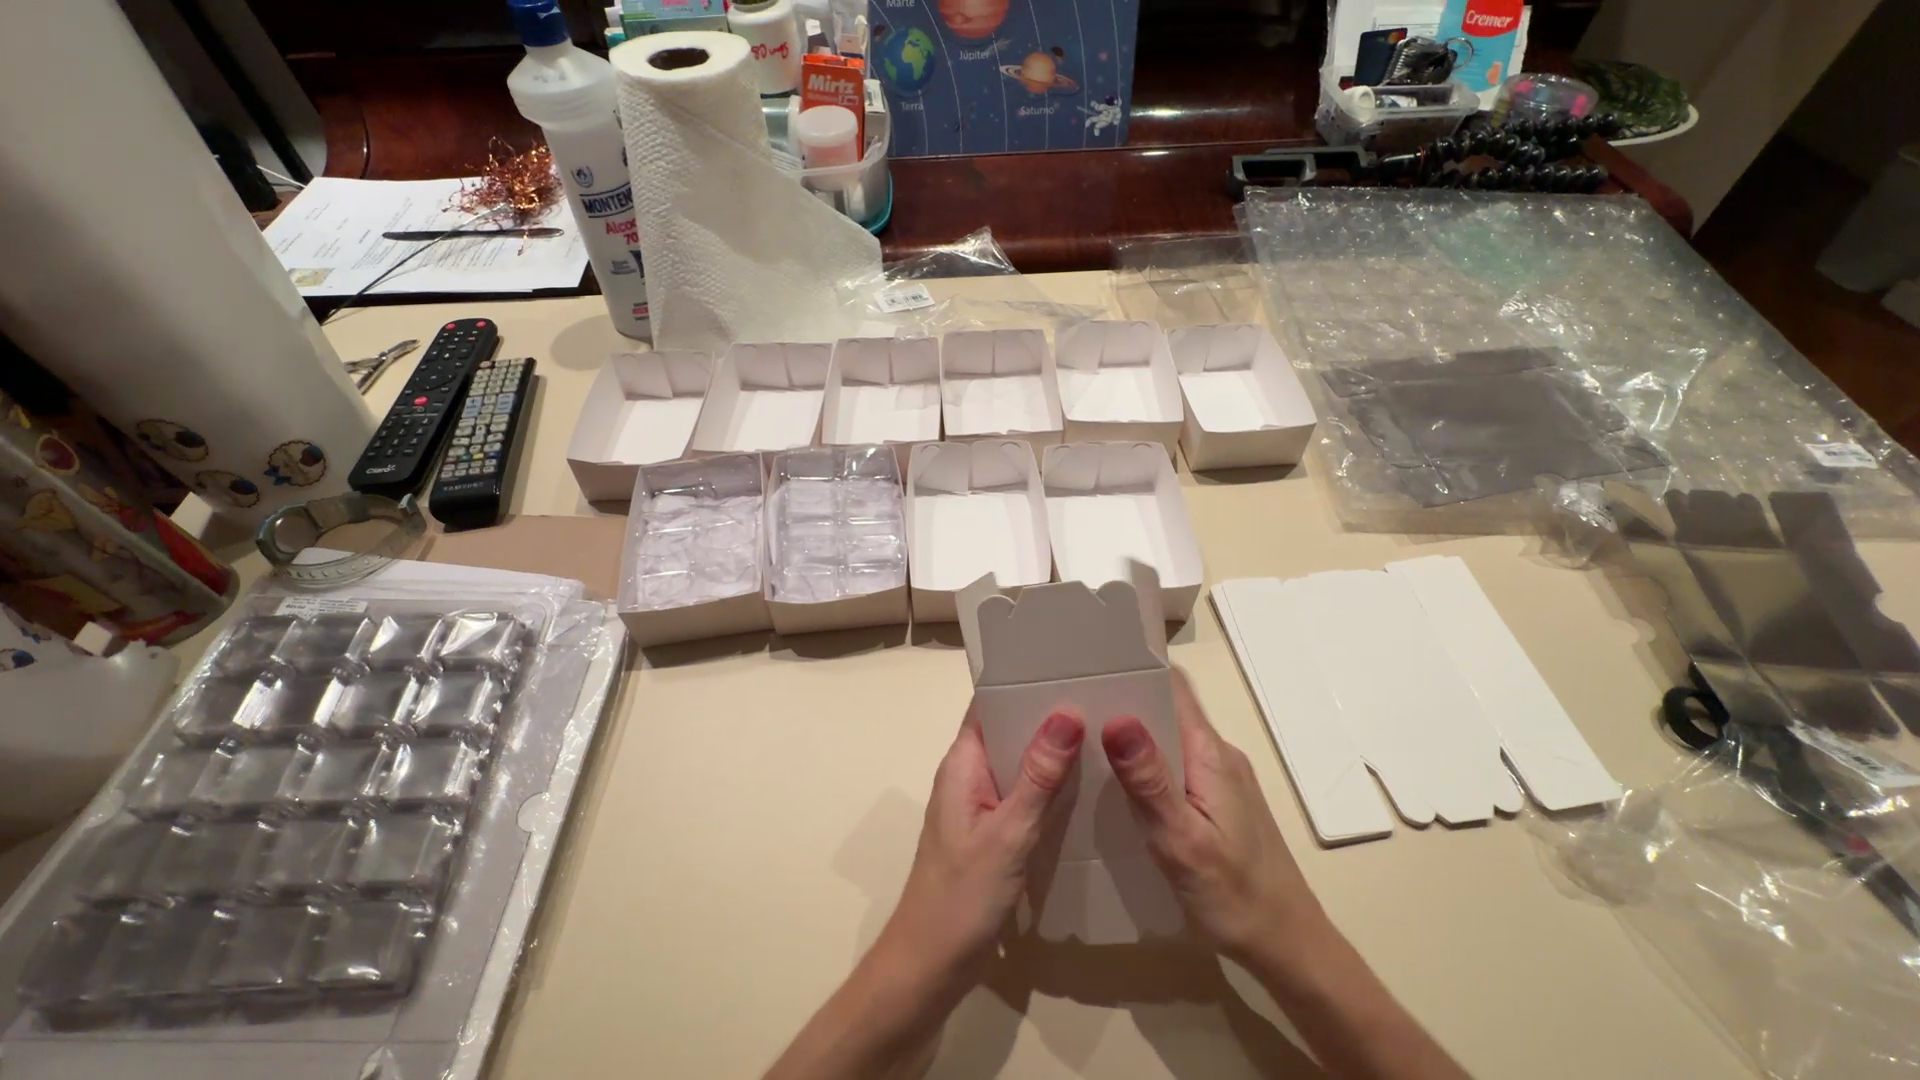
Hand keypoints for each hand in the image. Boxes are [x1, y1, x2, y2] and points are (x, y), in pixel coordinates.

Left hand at [880, 707, 1084, 982]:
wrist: (932, 963)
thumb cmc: (963, 894)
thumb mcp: (1008, 833)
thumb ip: (1037, 776)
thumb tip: (1067, 712)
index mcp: (962, 763)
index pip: (989, 703)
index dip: (1024, 682)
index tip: (1070, 666)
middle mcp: (969, 775)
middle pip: (1008, 729)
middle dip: (1049, 714)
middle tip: (1105, 697)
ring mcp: (980, 804)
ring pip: (1019, 763)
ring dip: (1054, 752)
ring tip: (1107, 733)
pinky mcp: (992, 832)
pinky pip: (1024, 794)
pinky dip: (1051, 787)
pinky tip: (1088, 788)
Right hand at [1100, 668, 1325, 963]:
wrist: (1286, 945)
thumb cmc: (1234, 894)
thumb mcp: (1183, 841)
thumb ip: (1150, 781)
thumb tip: (1118, 718)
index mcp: (1211, 755)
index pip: (1174, 688)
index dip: (1135, 668)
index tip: (1088, 664)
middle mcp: (1217, 756)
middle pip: (1168, 709)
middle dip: (1121, 701)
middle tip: (1066, 706)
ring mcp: (1220, 780)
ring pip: (1169, 739)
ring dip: (1130, 735)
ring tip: (1077, 740)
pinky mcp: (1217, 803)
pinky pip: (1175, 766)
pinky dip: (1144, 765)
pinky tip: (1112, 785)